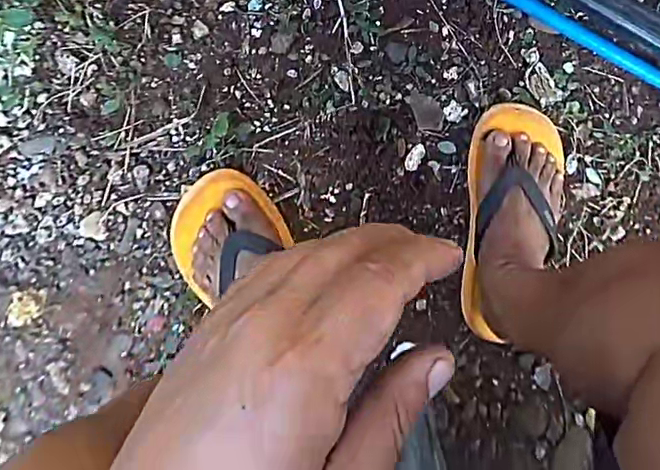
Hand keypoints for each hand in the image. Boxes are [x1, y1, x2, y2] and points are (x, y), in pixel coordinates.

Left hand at [112, 224, 460, 469]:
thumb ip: (390, 417)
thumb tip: (435, 361)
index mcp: (306, 364)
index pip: (380, 280)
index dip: (421, 258)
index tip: (448, 256)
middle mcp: (269, 322)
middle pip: (346, 250)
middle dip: (395, 241)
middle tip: (427, 252)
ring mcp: (233, 315)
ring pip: (309, 247)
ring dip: (355, 242)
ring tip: (387, 254)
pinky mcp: (211, 321)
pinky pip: (270, 262)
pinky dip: (311, 252)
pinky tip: (325, 265)